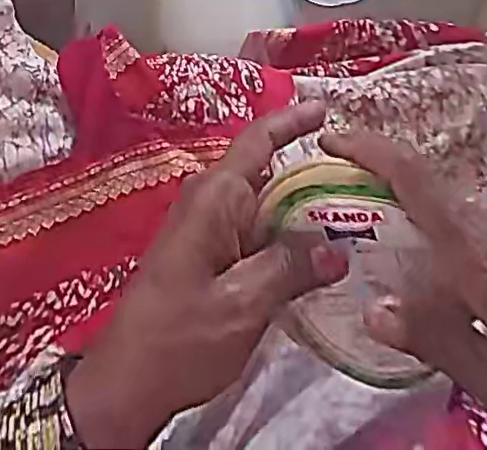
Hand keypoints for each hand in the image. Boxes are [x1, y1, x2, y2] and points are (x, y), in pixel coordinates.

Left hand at [65, 102, 347, 447]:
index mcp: (216, 196)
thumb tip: (338, 248)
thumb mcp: (242, 303)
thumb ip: (290, 269)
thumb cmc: (180, 335)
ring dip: (301, 205)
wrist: (128, 379)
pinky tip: (317, 252)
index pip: (258, 140)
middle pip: (267, 170)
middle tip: (358, 177)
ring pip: (264, 201)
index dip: (292, 120)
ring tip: (351, 212)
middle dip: (309, 171)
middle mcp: (211, 199)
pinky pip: (255, 227)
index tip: (324, 108)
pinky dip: (285, 232)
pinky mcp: (210, 249)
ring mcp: (208, 224)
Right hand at [321, 130, 486, 449]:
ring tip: (419, 281)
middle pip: (440, 202)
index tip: (335, 133)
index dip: (374, 150)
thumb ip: (443, 340)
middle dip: (397, 208)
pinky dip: (471, 251)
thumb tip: (372, 303)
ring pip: (471, 222)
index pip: (420, 184)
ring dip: (436, 236)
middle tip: (365, 239)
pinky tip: (479, 297)